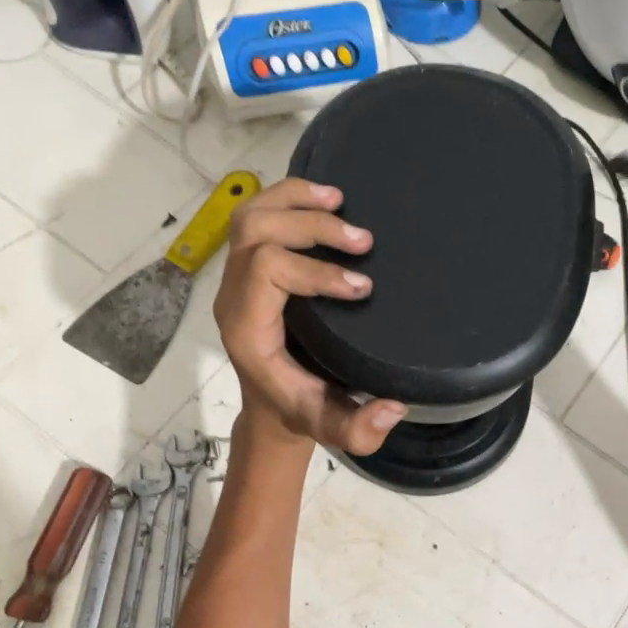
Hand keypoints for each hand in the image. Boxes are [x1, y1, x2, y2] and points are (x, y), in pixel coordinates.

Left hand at [213, 177, 406, 453]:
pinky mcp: (249, 267)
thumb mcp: (330, 427)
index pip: (269, 271)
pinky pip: (256, 216)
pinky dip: (288, 197)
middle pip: (257, 232)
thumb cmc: (301, 412)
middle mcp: (234, 295)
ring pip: (250, 216)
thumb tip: (394, 408)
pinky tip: (326, 198)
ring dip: (295, 200)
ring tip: (341, 199)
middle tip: (365, 241)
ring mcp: (237, 277)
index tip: (363, 287)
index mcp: (247, 328)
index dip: (318, 272)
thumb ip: (359, 429)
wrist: (271, 406)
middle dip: (312, 227)